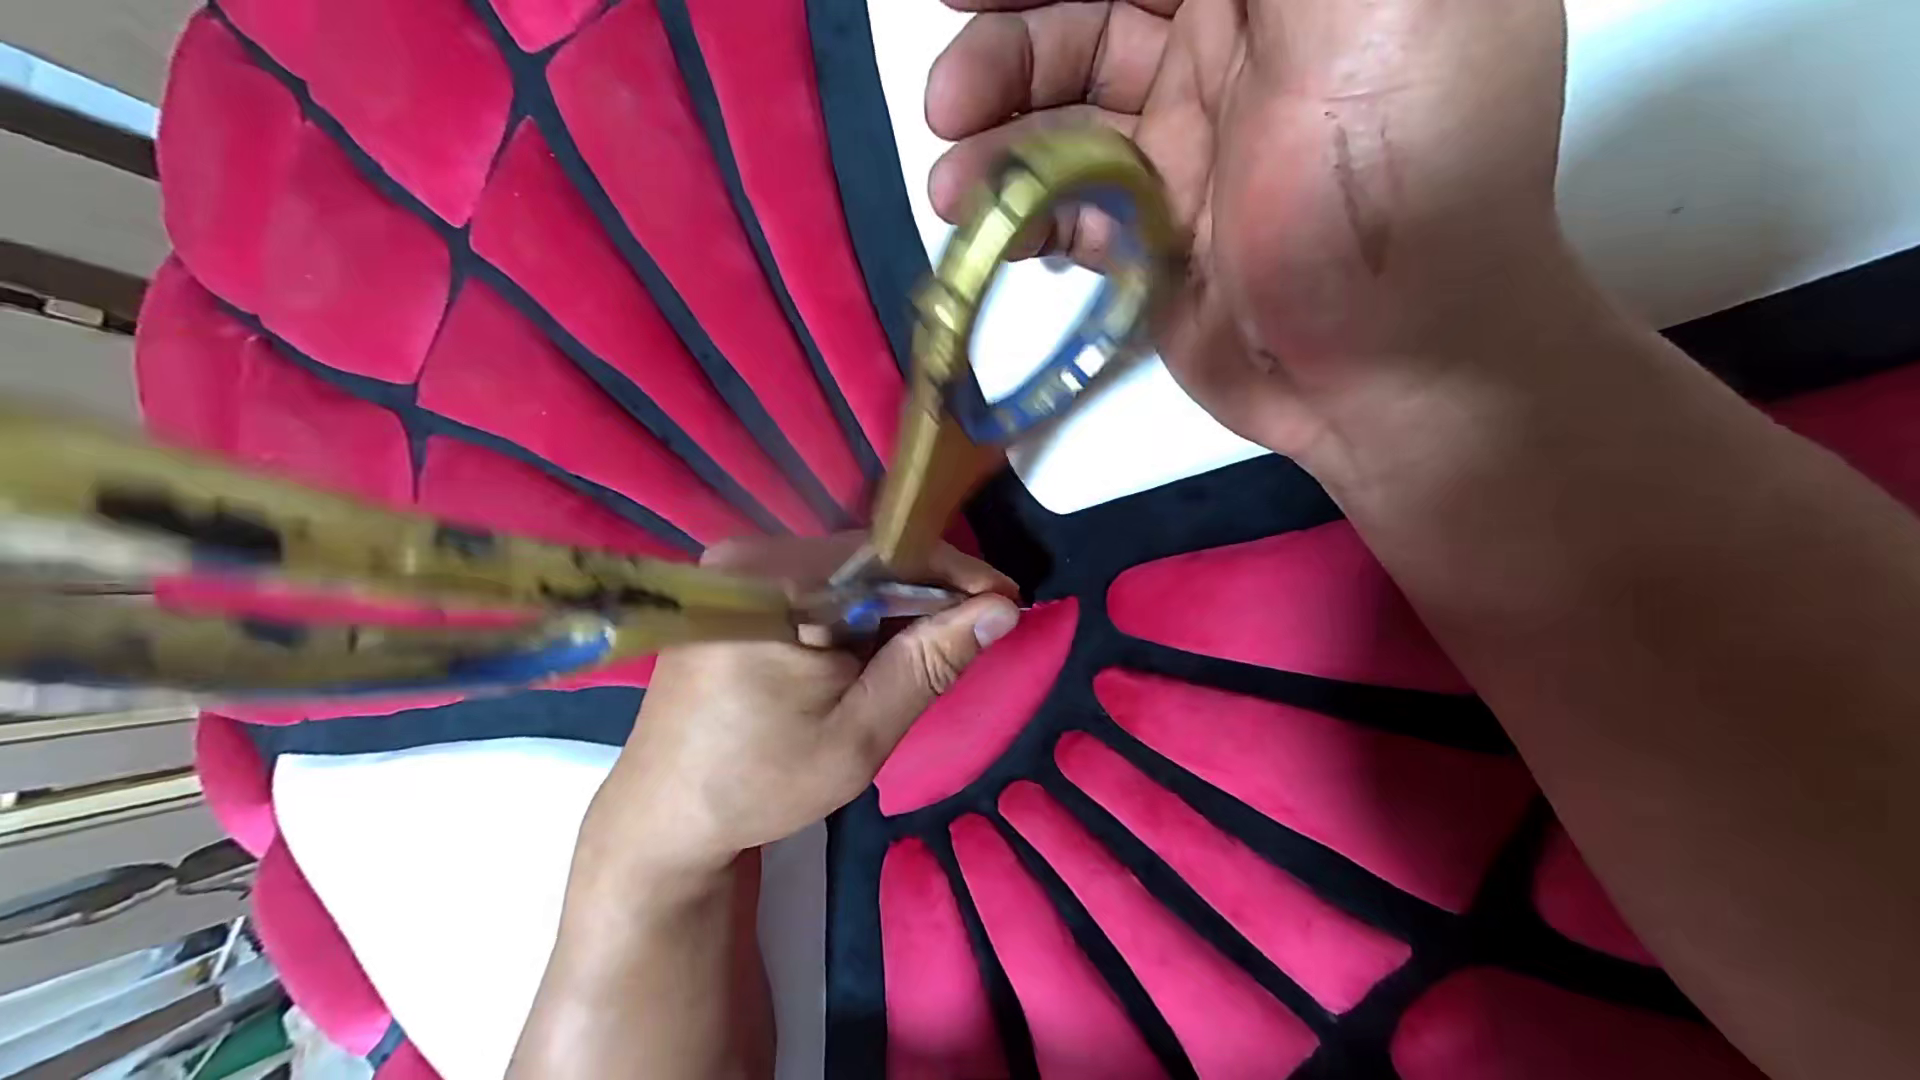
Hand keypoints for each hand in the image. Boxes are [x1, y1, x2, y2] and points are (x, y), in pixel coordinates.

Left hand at [580, 535, 1020, 875]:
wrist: (665, 813)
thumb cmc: (761, 783)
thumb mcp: (860, 733)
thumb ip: (929, 664)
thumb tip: (1002, 609)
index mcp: (773, 586)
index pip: (888, 556)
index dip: (956, 574)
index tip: (1008, 601)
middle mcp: (749, 557)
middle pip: (866, 558)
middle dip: (928, 591)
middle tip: (977, 629)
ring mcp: (736, 568)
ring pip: (846, 569)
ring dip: (895, 602)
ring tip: (934, 644)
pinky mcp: (735, 587)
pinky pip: (819, 582)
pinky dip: (859, 608)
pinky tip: (876, 645)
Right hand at [927, 0, 1583, 470]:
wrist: (1382, 369)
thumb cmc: (1396, 179)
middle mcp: (1229, 45)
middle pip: (1087, 12)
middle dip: (1005, 46)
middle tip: (945, 98)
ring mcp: (1180, 147)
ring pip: (1061, 116)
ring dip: (994, 144)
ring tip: (954, 189)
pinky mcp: (1148, 230)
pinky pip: (1065, 203)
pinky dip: (1019, 213)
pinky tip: (989, 232)